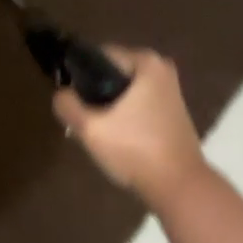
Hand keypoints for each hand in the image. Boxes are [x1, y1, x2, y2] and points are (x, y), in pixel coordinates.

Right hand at [54, 46, 208, 206]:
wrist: (180, 188)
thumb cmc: (135, 151)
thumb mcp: (90, 128)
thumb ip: (68, 104)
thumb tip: (62, 94)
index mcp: (146, 62)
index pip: (99, 55)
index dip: (79, 74)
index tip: (70, 98)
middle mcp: (161, 69)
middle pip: (112, 73)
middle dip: (95, 93)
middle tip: (83, 119)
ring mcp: (171, 91)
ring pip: (125, 90)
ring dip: (109, 106)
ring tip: (98, 131)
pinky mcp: (173, 112)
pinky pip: (138, 104)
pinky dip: (125, 115)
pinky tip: (118, 138)